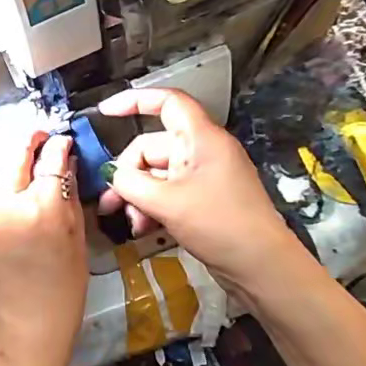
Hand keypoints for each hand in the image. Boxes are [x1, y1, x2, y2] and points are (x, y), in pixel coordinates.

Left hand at [0, 132, 86, 365]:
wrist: (21, 329)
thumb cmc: (62, 291)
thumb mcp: (77, 240)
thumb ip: (68, 196)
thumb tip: (64, 165)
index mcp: (41, 208)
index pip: (50, 160)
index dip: (58, 146)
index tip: (62, 139)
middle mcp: (6, 204)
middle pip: (15, 158)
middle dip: (29, 144)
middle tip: (41, 140)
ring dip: (9, 169)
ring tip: (25, 175)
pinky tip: (12, 201)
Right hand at [94, 88, 306, 290]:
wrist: (260, 265)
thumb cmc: (219, 224)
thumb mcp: (167, 203)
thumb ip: (130, 184)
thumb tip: (110, 174)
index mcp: (201, 139)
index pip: (167, 103)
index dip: (135, 100)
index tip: (105, 111)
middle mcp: (201, 152)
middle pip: (152, 147)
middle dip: (127, 174)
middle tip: (109, 203)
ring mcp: (202, 177)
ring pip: (155, 175)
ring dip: (137, 196)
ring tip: (129, 222)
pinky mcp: (202, 200)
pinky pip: (167, 193)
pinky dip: (151, 207)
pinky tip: (142, 228)